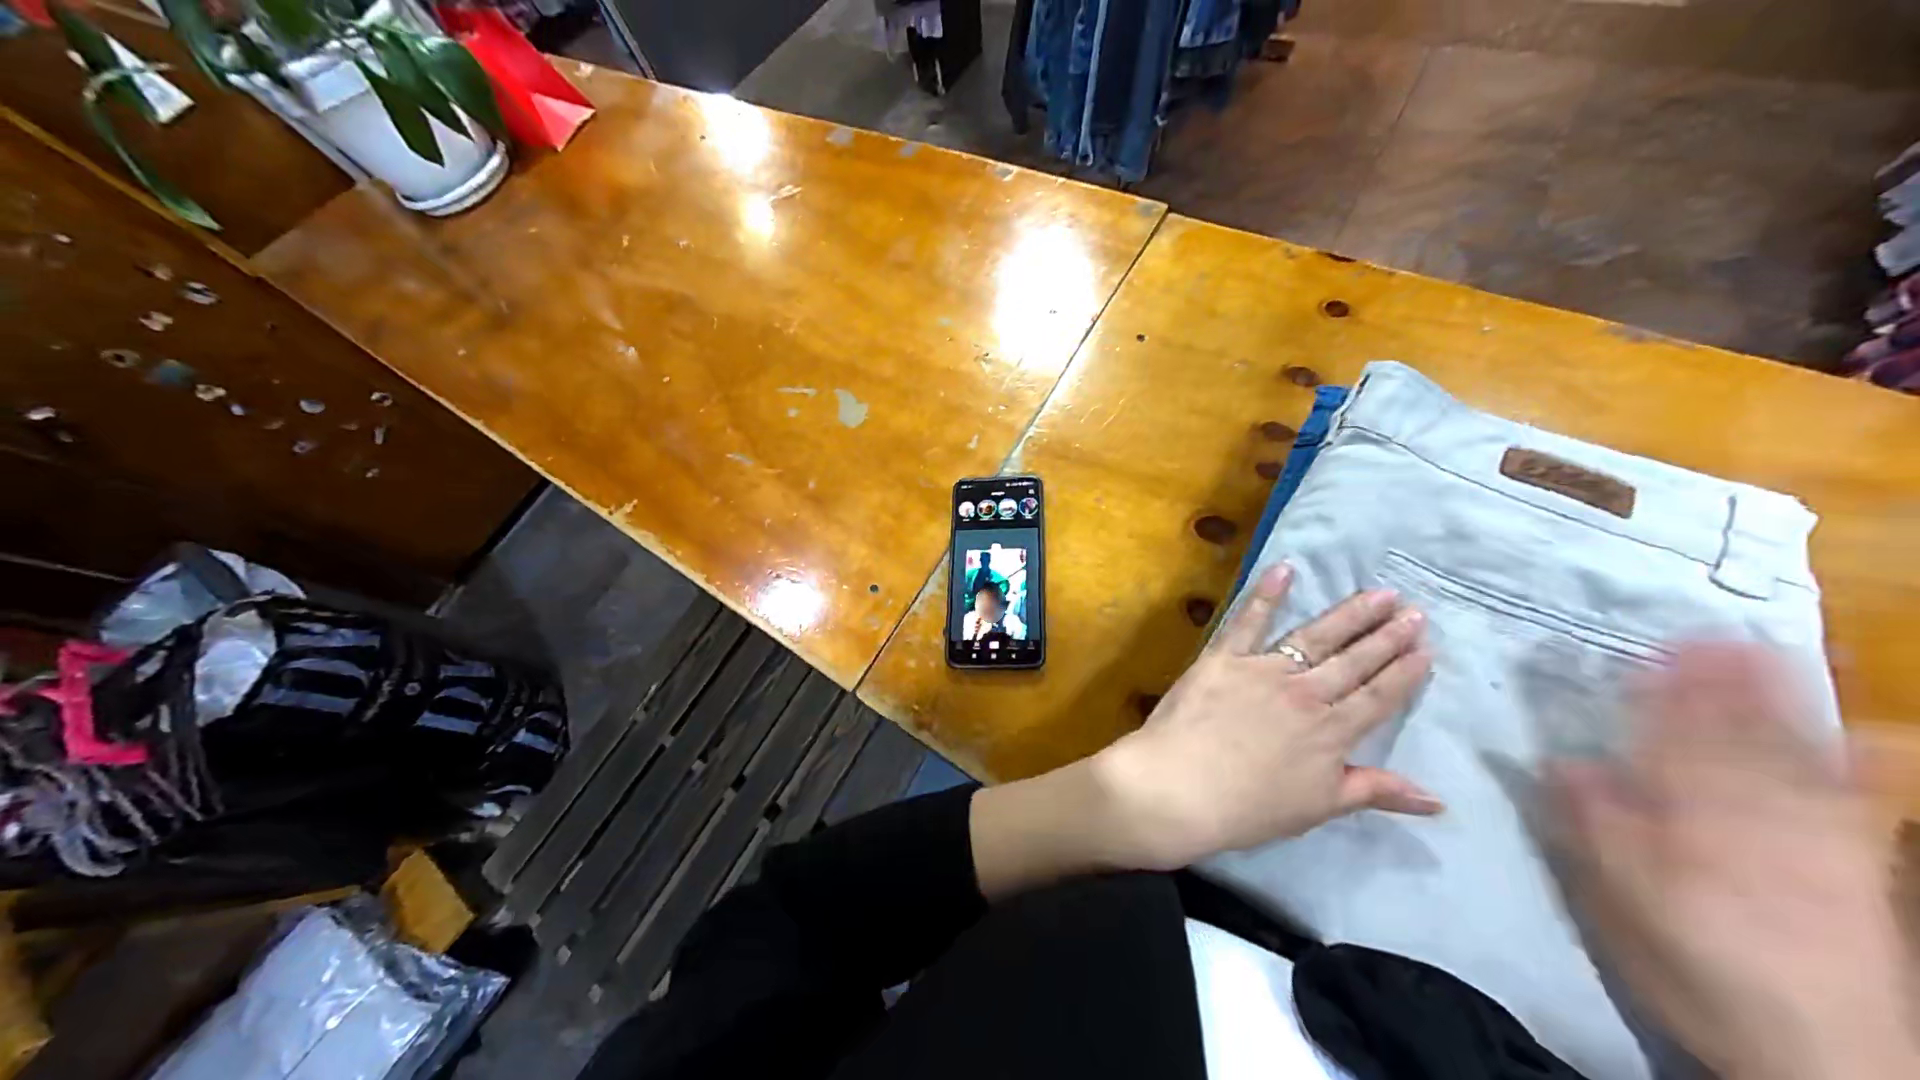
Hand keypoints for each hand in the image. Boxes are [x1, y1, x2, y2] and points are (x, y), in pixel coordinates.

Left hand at [1091, 562, 1440, 869]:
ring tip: (1378, 592)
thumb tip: (1437, 800)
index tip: (1427, 648)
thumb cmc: (1249, 807)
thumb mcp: (1319, 807)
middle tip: (1414, 610)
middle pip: (1354, 661)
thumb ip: (1375, 792)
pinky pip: (1247, 620)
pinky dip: (1265, 594)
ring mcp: (1263, 670)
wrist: (1180, 788)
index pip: (1379, 696)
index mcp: (1331, 732)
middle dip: (1388, 636)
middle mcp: (1305, 693)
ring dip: (1349, 614)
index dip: (1405, 673)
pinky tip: (1284, 568)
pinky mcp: (1223, 657)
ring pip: (1315, 636)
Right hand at [1552, 644, 1919, 1079]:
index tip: (1644, 654)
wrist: (1824, 1054)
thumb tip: (1564, 762)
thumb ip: (1593, 828)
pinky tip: (1867, 733)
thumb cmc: (1696, 970)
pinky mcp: (1857, 864)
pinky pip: (1857, 798)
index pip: (1665, 742)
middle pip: (1731, 737)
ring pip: (1791, 755)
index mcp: (1688, 824)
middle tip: (1708, 633)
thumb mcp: (1618, 903)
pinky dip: (1859, 760)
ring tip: (1764, 653)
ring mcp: (1815, 838)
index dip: (1655, 696)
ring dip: (1778, 701)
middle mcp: (1754, 817)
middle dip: (1720, 684)